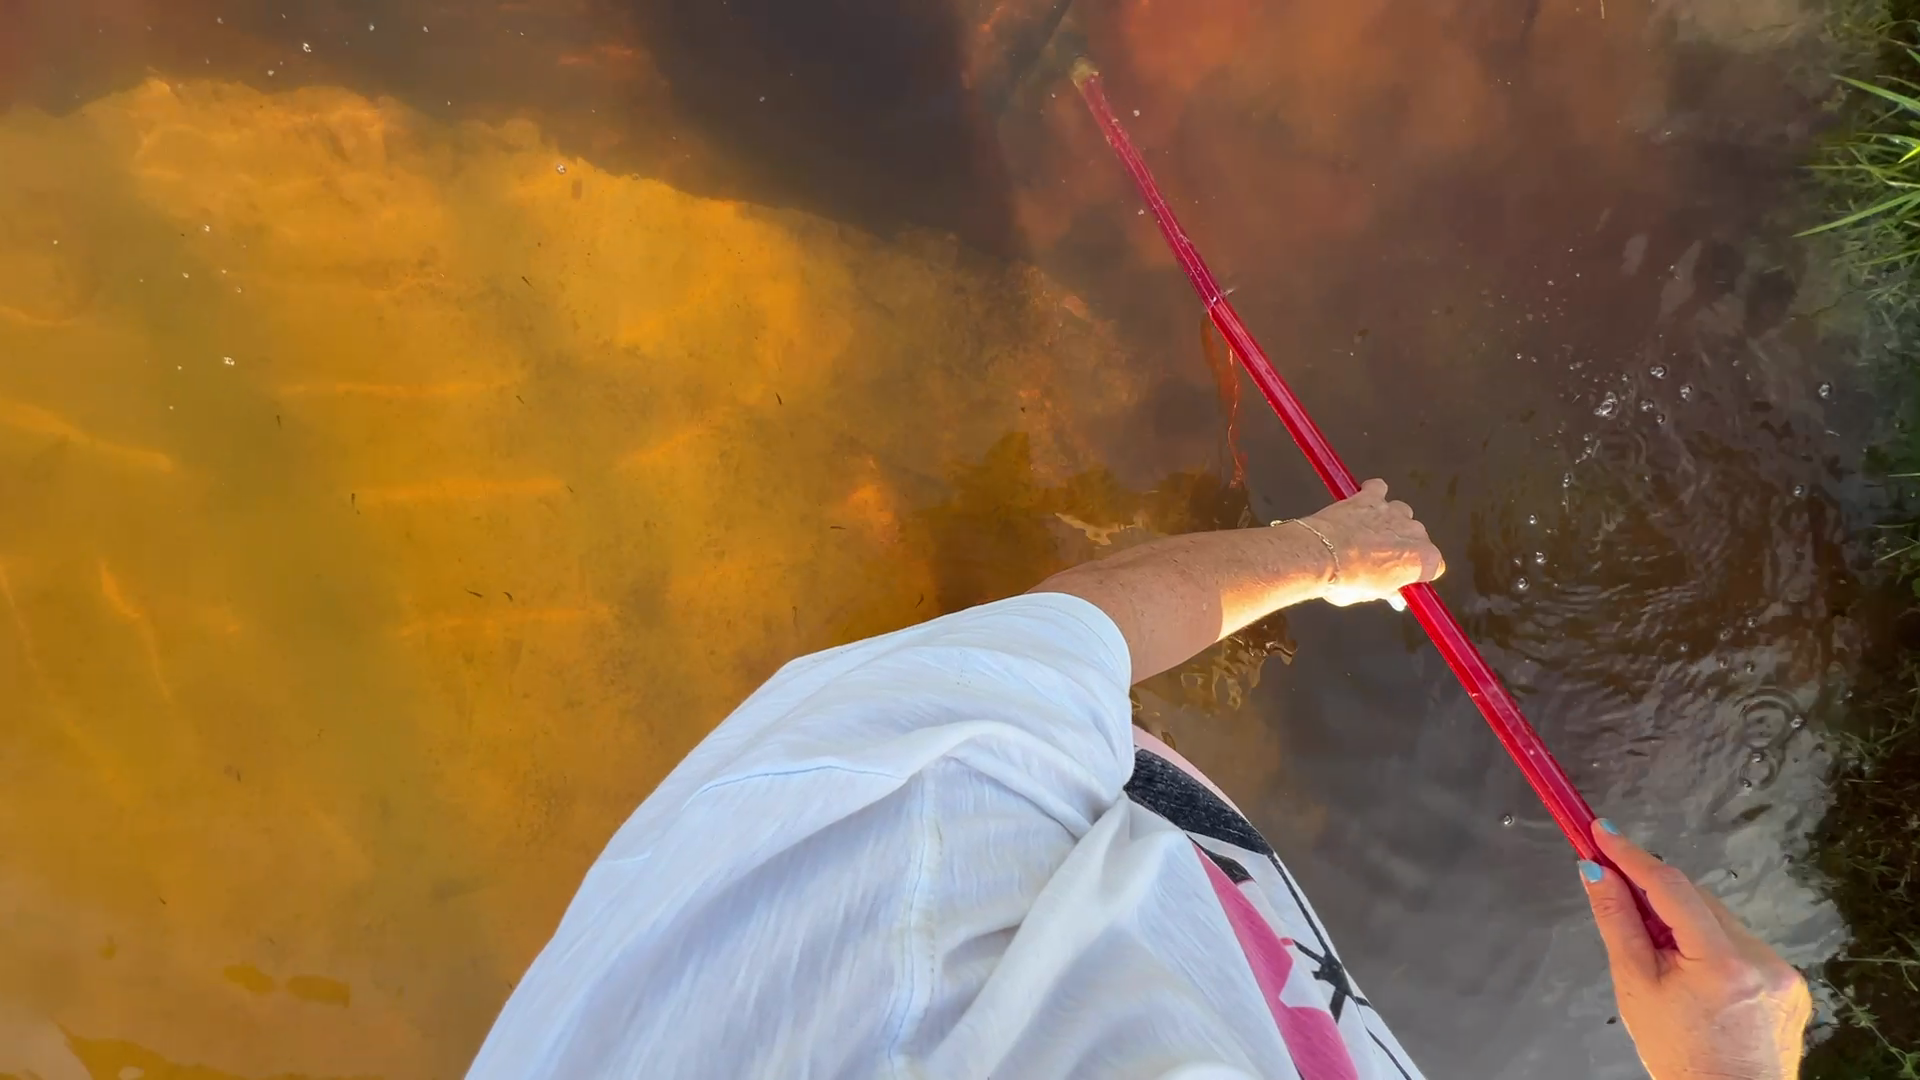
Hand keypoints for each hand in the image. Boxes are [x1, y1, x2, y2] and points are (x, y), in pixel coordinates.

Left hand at [1299, 479, 1443, 606]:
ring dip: (1386, 521)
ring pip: (1399, 513)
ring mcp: (1393, 512)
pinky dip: (1370, 494)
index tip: (1398, 576)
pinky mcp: (1370, 497)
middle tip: (1374, 557)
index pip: (1432, 566)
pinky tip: (1360, 503)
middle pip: (1416, 538)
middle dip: (1398, 546)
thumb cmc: (1343, 580)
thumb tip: (1385, 587)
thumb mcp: (1368, 594)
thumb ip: (1384, 587)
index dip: (1413, 572)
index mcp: (1423, 560)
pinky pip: (1377, 488)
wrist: (1317, 555)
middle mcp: (1415, 532)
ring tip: (1363, 532)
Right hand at [1580, 820, 1809, 1079]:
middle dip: (1649, 887)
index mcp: (1723, 962)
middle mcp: (1762, 961)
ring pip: (1712, 914)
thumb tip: (1594, 869)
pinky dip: (1699, 934)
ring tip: (1650, 945)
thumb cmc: (1676, 1048)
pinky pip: (1732, 938)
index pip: (1669, 885)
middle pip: (1693, 896)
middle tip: (1608, 884)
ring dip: (1674, 912)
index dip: (1630, 853)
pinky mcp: (1787, 982)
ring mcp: (1781, 972)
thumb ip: (1614, 917)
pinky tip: (1682, 961)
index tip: (1599, 829)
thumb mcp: (1632, 978)